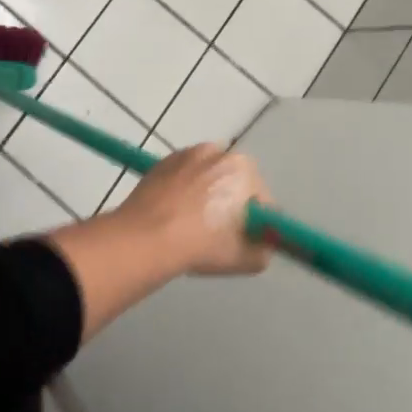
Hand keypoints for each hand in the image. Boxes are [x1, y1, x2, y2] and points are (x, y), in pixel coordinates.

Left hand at [114, 143, 272, 276]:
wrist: (147, 236)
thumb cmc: (203, 244)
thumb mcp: (249, 259)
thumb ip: (264, 249)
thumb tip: (261, 242)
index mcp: (242, 168)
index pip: (261, 199)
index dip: (257, 223)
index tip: (245, 240)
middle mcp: (215, 151)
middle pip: (233, 182)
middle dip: (231, 203)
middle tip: (219, 233)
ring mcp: (184, 153)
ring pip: (206, 177)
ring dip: (206, 194)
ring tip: (193, 224)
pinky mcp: (161, 161)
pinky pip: (183, 176)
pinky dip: (183, 190)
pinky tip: (174, 214)